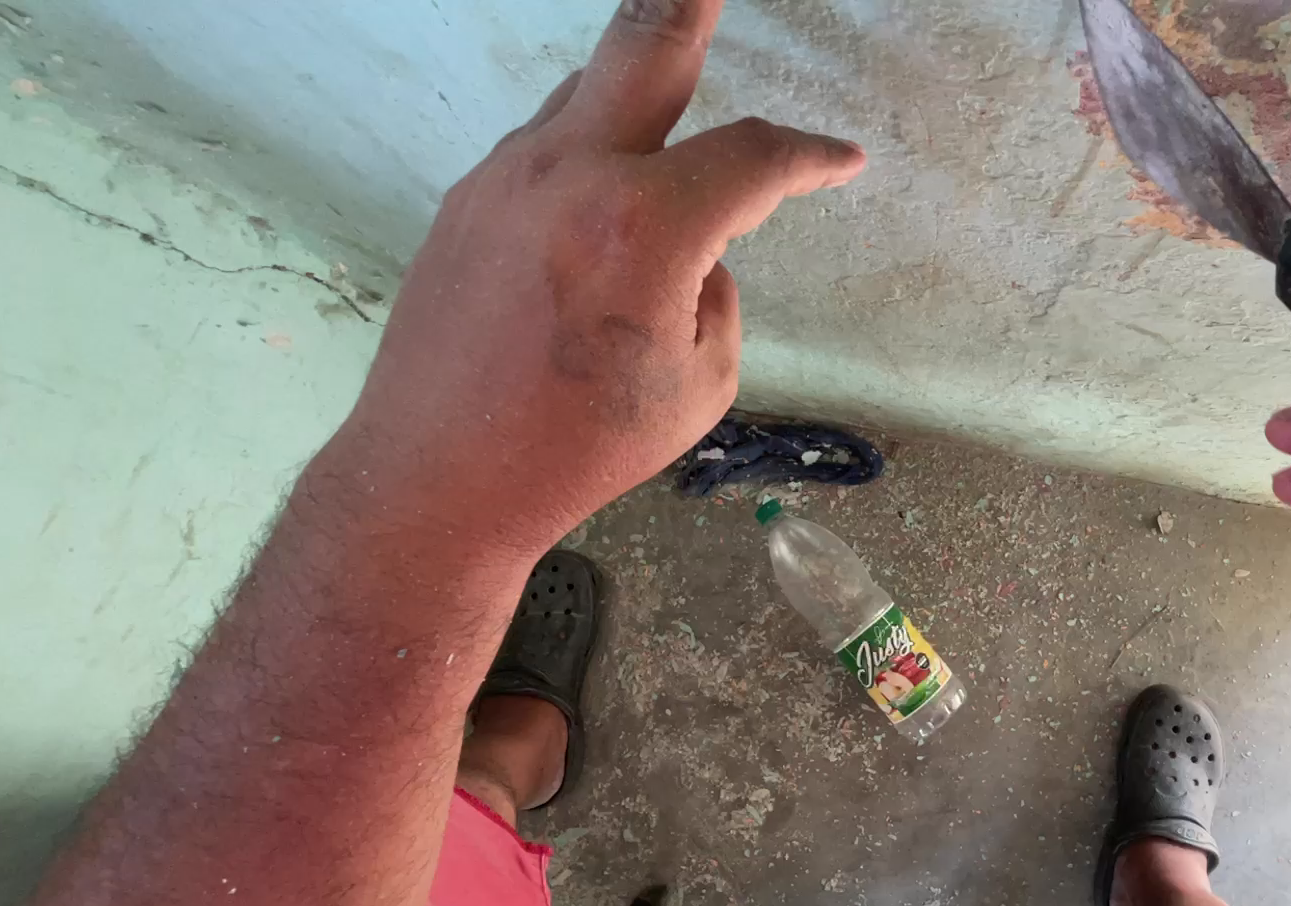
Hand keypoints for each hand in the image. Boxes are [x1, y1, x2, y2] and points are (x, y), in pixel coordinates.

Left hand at [329, 0, 865, 551]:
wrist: (444, 473)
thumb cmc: (587, 445)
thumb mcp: (701, 383)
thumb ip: (716, 298)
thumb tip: (698, 257)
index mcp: (646, 225)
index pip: (752, 161)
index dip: (812, 160)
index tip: (846, 162)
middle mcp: (570, 172)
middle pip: (644, 48)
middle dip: (691, 6)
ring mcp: (505, 177)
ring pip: (588, 95)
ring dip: (639, 89)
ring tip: (669, 98)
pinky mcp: (467, 202)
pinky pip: (549, 147)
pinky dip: (593, 149)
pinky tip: (603, 191)